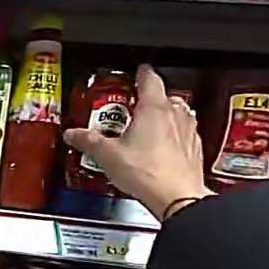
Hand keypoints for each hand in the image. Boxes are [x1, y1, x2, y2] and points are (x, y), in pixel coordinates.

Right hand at [63, 64, 213, 220]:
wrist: (177, 197)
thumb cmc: (147, 172)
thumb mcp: (107, 155)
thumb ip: (88, 140)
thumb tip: (73, 134)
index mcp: (153, 109)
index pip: (150, 80)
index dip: (143, 73)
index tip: (139, 71)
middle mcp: (175, 116)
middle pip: (165, 97)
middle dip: (151, 98)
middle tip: (134, 105)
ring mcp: (188, 132)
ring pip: (178, 114)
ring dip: (165, 115)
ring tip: (147, 126)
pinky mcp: (194, 149)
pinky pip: (184, 134)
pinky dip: (174, 135)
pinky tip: (161, 147)